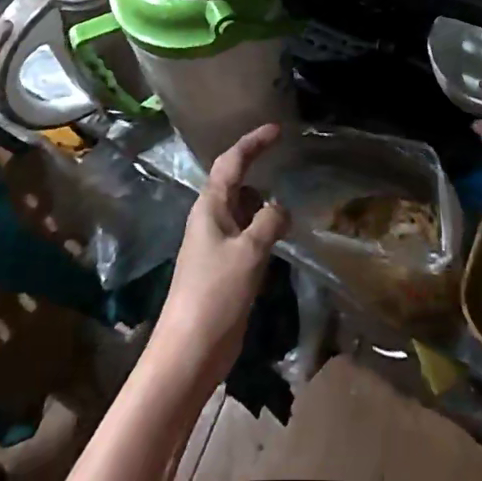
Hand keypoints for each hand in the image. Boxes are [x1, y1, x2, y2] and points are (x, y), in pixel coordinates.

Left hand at [155, 124, 290, 385]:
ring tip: (291, 194)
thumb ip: (269, 221)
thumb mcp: (249, 251)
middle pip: (235, 182)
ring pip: (243, 209)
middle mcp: (211, 220)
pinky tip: (282, 234)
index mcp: (210, 209)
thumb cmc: (215, 295)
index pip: (231, 162)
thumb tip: (281, 208)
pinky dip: (265, 226)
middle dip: (258, 167)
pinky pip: (248, 234)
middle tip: (288, 158)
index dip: (253, 142)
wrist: (189, 351)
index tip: (277, 129)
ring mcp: (217, 245)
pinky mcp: (225, 268)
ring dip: (263, 200)